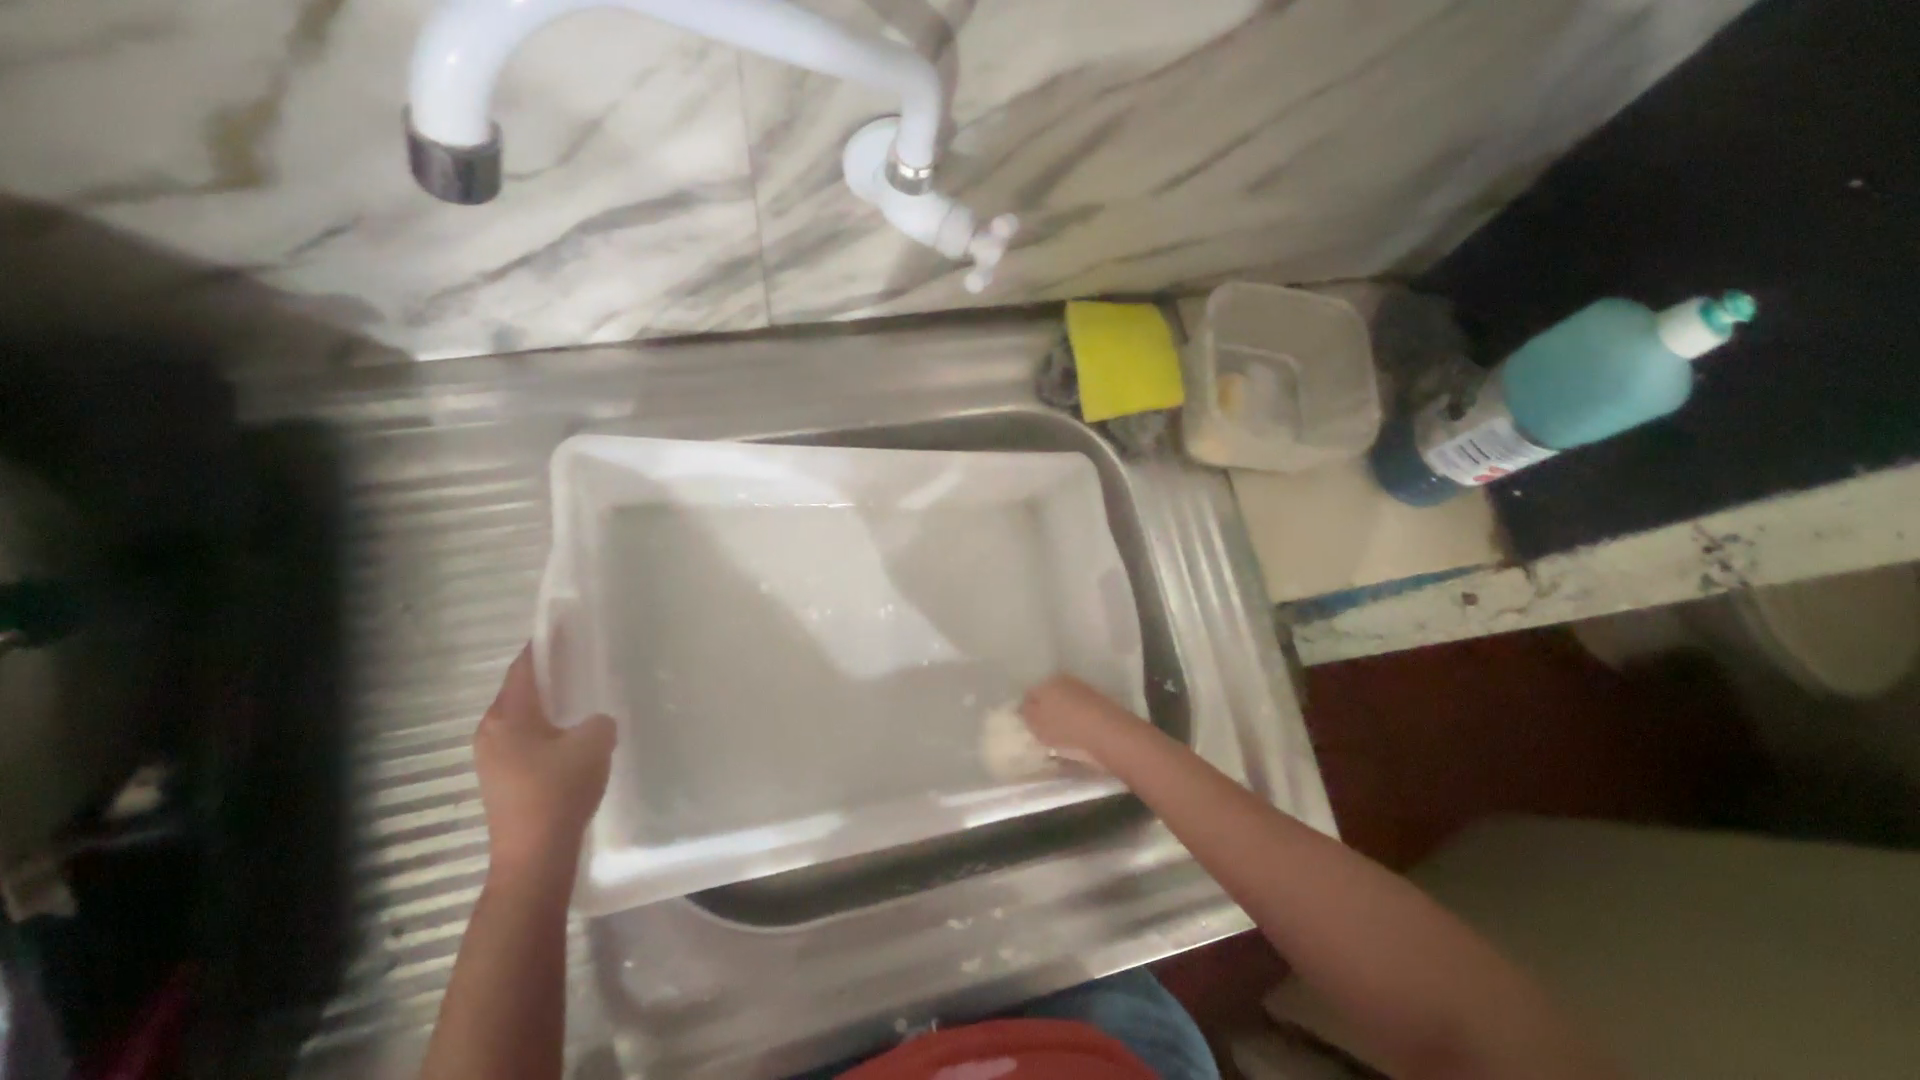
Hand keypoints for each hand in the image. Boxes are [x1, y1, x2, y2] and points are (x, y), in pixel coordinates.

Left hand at [473, 646, 616, 880]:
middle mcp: (490, 732)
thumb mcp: (593, 744)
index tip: (564, 627)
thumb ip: (598, 722)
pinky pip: (523, 743)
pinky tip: (569, 742)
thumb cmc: (559, 791)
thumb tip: (594, 724)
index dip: (544, 644)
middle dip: (547, 677)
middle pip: (519, 692)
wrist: (535, 857)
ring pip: (521, 720)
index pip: (524, 667)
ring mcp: (490, 759)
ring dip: (546, 708)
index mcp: (508, 715)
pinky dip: (544, 733)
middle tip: (579, 664)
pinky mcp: (500, 782)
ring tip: (578, 702)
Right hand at [1018, 674, 1150, 763]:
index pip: (1029, 694)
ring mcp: (1085, 692)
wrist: (1108, 734)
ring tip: (1059, 737)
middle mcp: (1065, 682)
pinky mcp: (1100, 705)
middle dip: (1044, 711)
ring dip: (1062, 717)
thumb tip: (1023, 707)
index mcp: (1046, 683)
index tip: (1026, 726)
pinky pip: (1080, 713)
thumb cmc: (1065, 729)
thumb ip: (1026, 713)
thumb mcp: (1036, 724)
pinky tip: (1076, 736)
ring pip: (1065, 704)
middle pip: (1048, 697)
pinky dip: (1076, 722)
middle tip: (1041, 731)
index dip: (1025, 710)